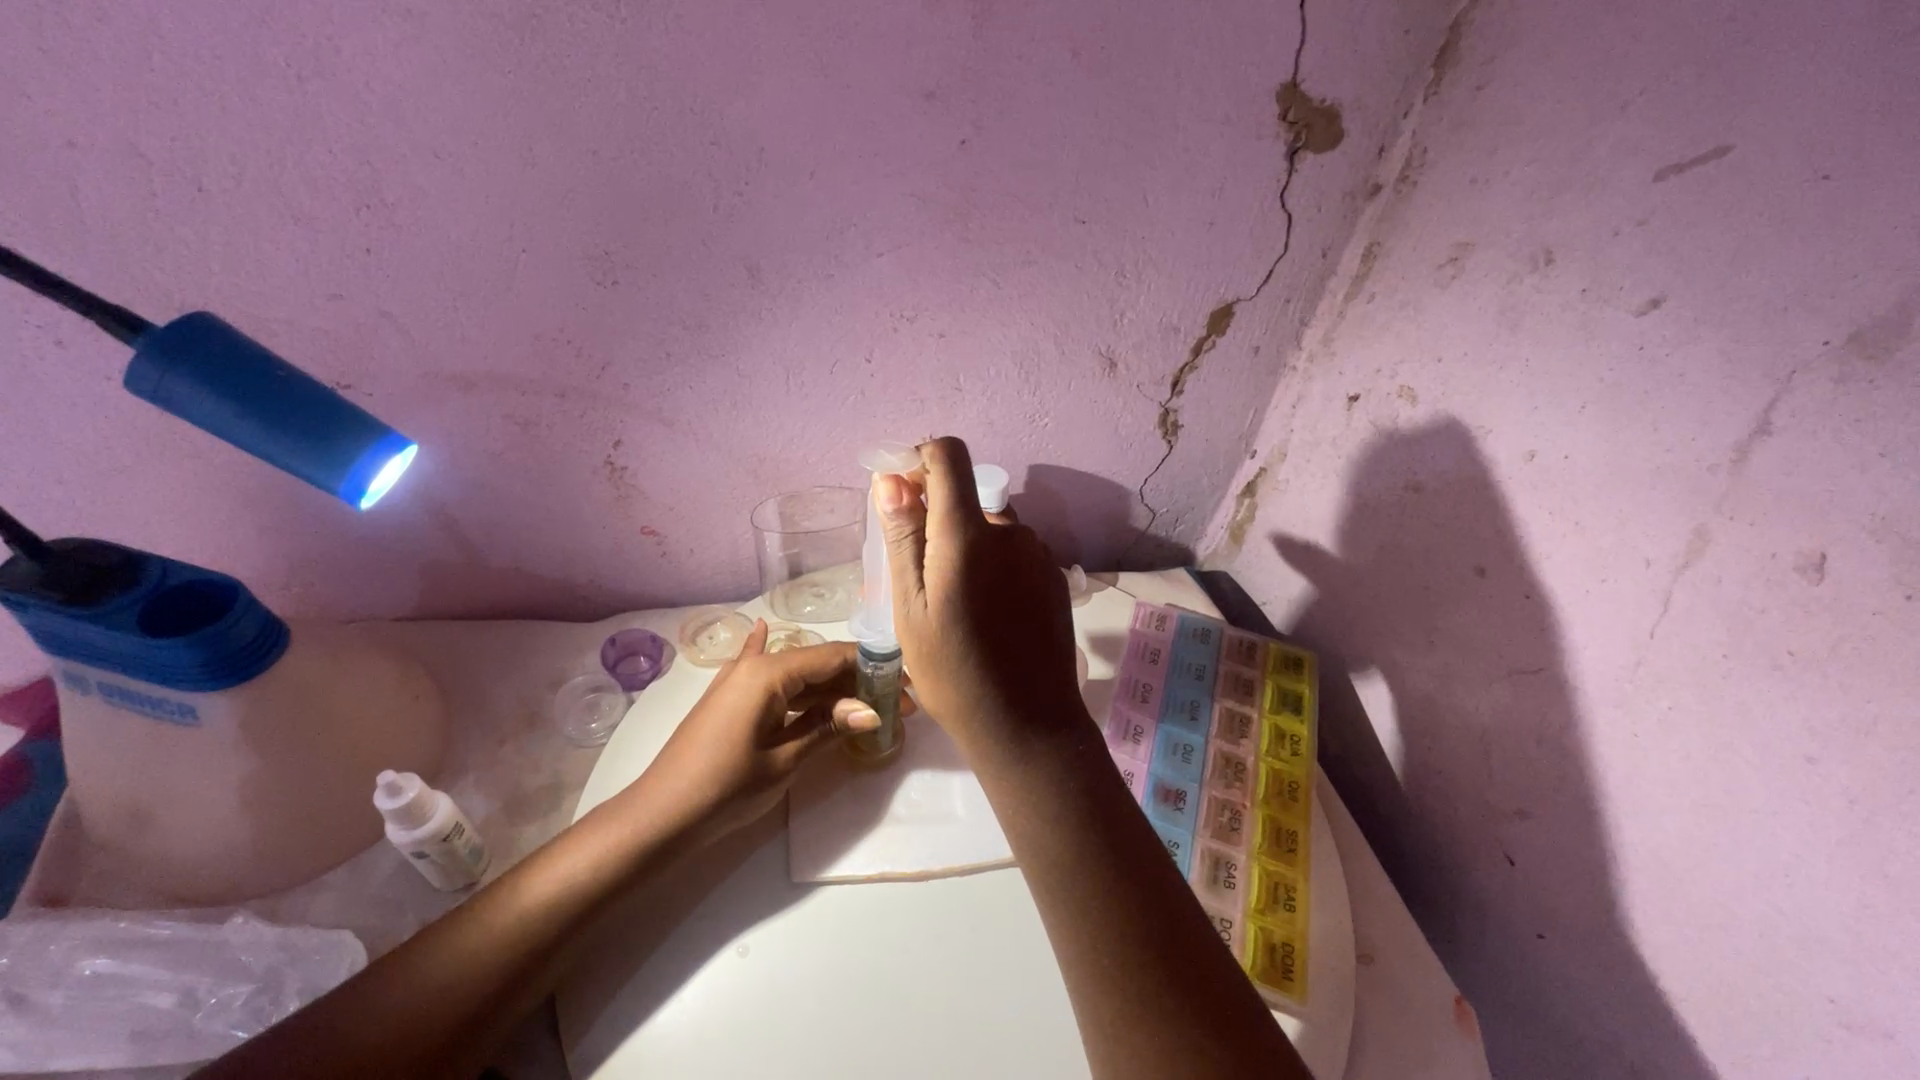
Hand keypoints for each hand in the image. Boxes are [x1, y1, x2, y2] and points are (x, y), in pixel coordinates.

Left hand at [633, 620, 912, 841]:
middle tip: (895, 704)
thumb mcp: (785, 760)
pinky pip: (763, 675)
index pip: (832, 657)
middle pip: (816, 664)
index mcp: (769, 673)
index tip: (905, 686)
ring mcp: (737, 681)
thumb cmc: (726, 788)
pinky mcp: (728, 700)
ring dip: (829, 686)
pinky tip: (764, 627)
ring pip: (795, 674)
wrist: (661, 814)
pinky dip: (776, 664)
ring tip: (865, 701)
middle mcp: (754, 666)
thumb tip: (873, 712)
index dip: (872, 669)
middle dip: (857, 681)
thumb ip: (827, 728)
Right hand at [876, 437, 1083, 748]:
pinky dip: (995, 567)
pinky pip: (1016, 554)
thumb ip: (903, 538)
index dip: (919, 460)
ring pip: (992, 529)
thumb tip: (891, 479)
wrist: (1027, 724)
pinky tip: (989, 616)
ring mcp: (1039, 555)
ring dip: (969, 548)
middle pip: (968, 498)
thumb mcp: (910, 609)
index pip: (948, 456)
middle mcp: (1011, 532)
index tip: (900, 493)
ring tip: (955, 607)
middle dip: (938, 523)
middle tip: (920, 581)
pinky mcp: (1055, 577)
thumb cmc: (954, 673)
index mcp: (969, 535)